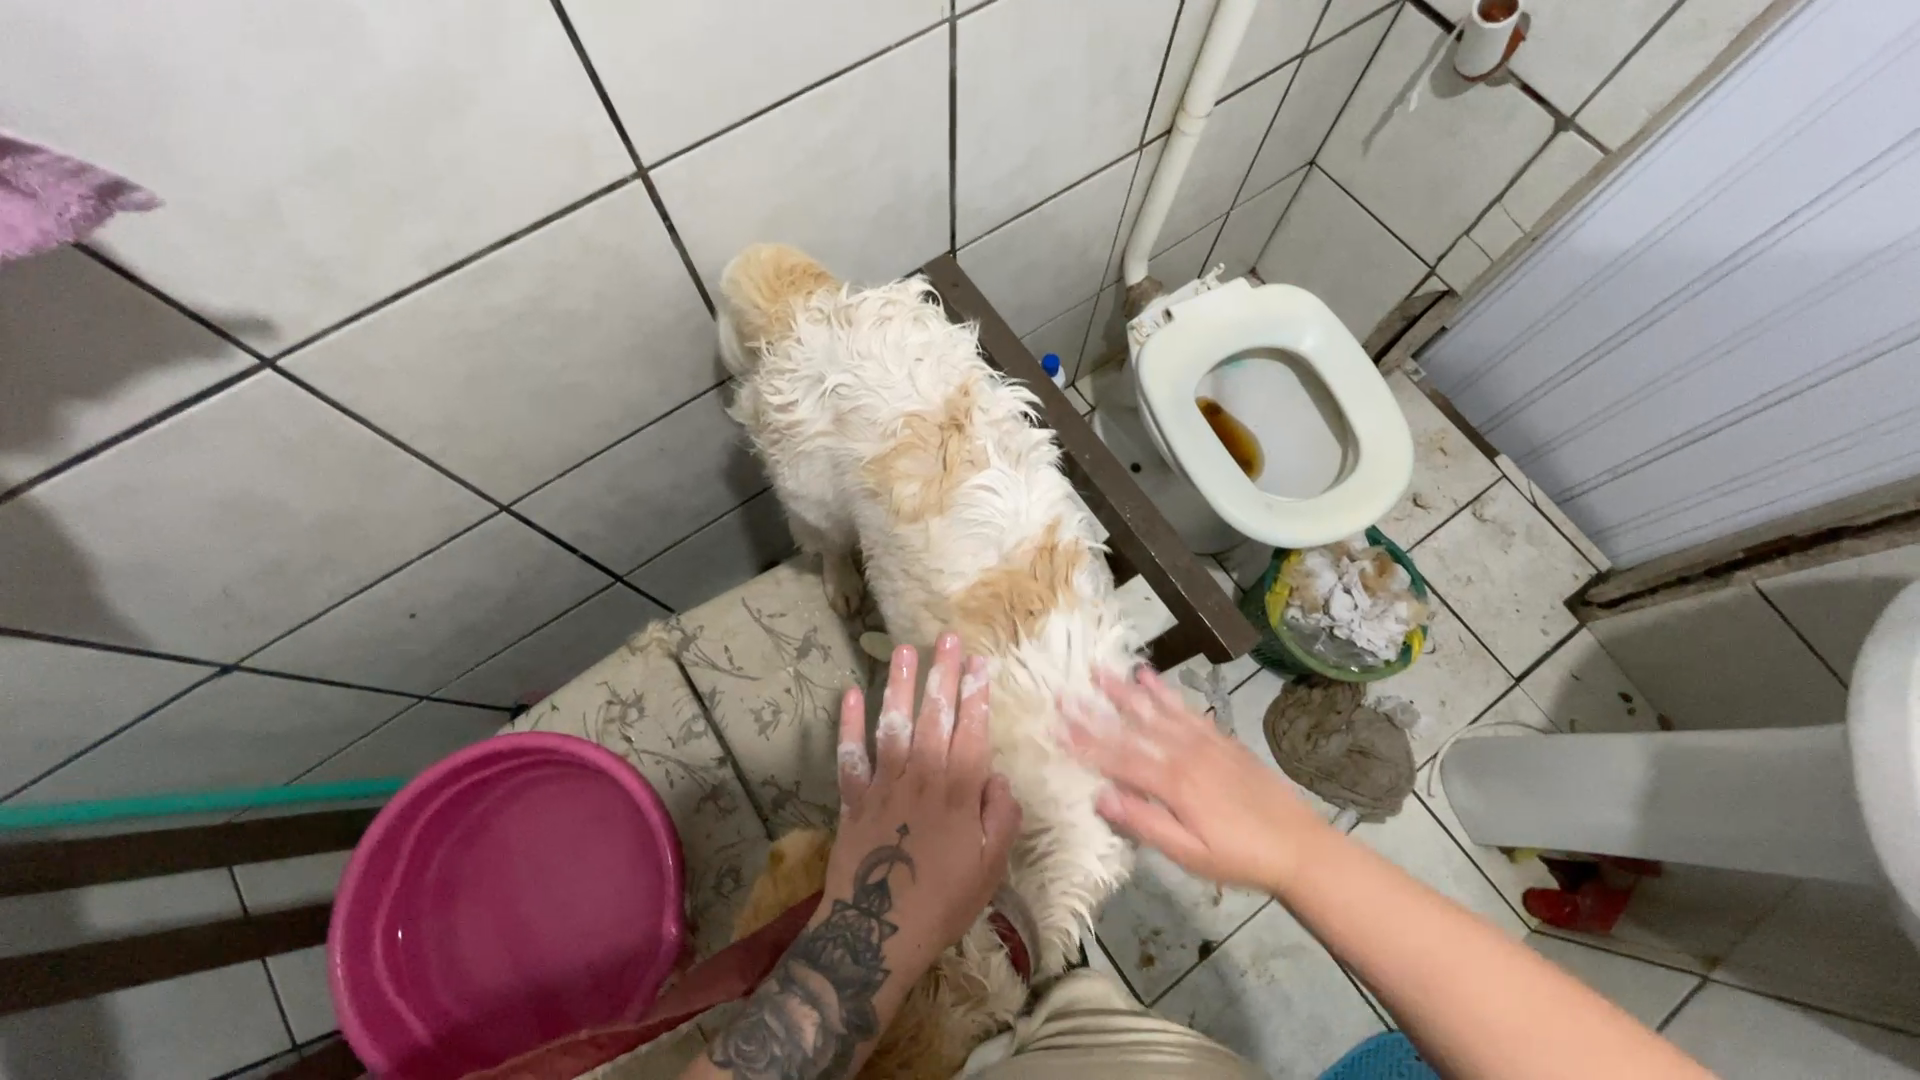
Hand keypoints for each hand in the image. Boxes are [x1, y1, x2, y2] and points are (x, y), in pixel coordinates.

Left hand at [824, 632, 1021, 971]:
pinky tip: (851, 693)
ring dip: (899, 684)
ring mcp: (883, 782)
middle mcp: (921, 775)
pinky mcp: (853, 796)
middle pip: (934, 714)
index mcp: (959, 790)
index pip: (972, 728)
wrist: (875, 933)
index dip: (977, 693)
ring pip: (893, 723)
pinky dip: (848, 723)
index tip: (980, 661)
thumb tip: (998, 777)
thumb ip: (1001, 816)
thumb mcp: (991, 867)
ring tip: (904, 649)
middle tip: (947, 638)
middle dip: (943, 673)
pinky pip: (849, 753)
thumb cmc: (943, 901)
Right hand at [1065, 668, 1331, 891]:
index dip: (1084, 743)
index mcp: (1173, 784)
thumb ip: (1146, 823)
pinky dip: (1164, 692)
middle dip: (1095, 711)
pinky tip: (1149, 677)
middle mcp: (1185, 754)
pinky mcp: (1220, 739)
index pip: (1118, 759)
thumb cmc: (1240, 858)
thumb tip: (1100, 797)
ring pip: (1156, 712)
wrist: (1300, 845)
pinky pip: (1186, 710)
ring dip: (1125, 692)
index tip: (1055, 726)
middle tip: (1066, 692)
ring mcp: (1204, 743)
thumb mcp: (1190, 854)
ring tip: (1100, 671)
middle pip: (1132, 729)